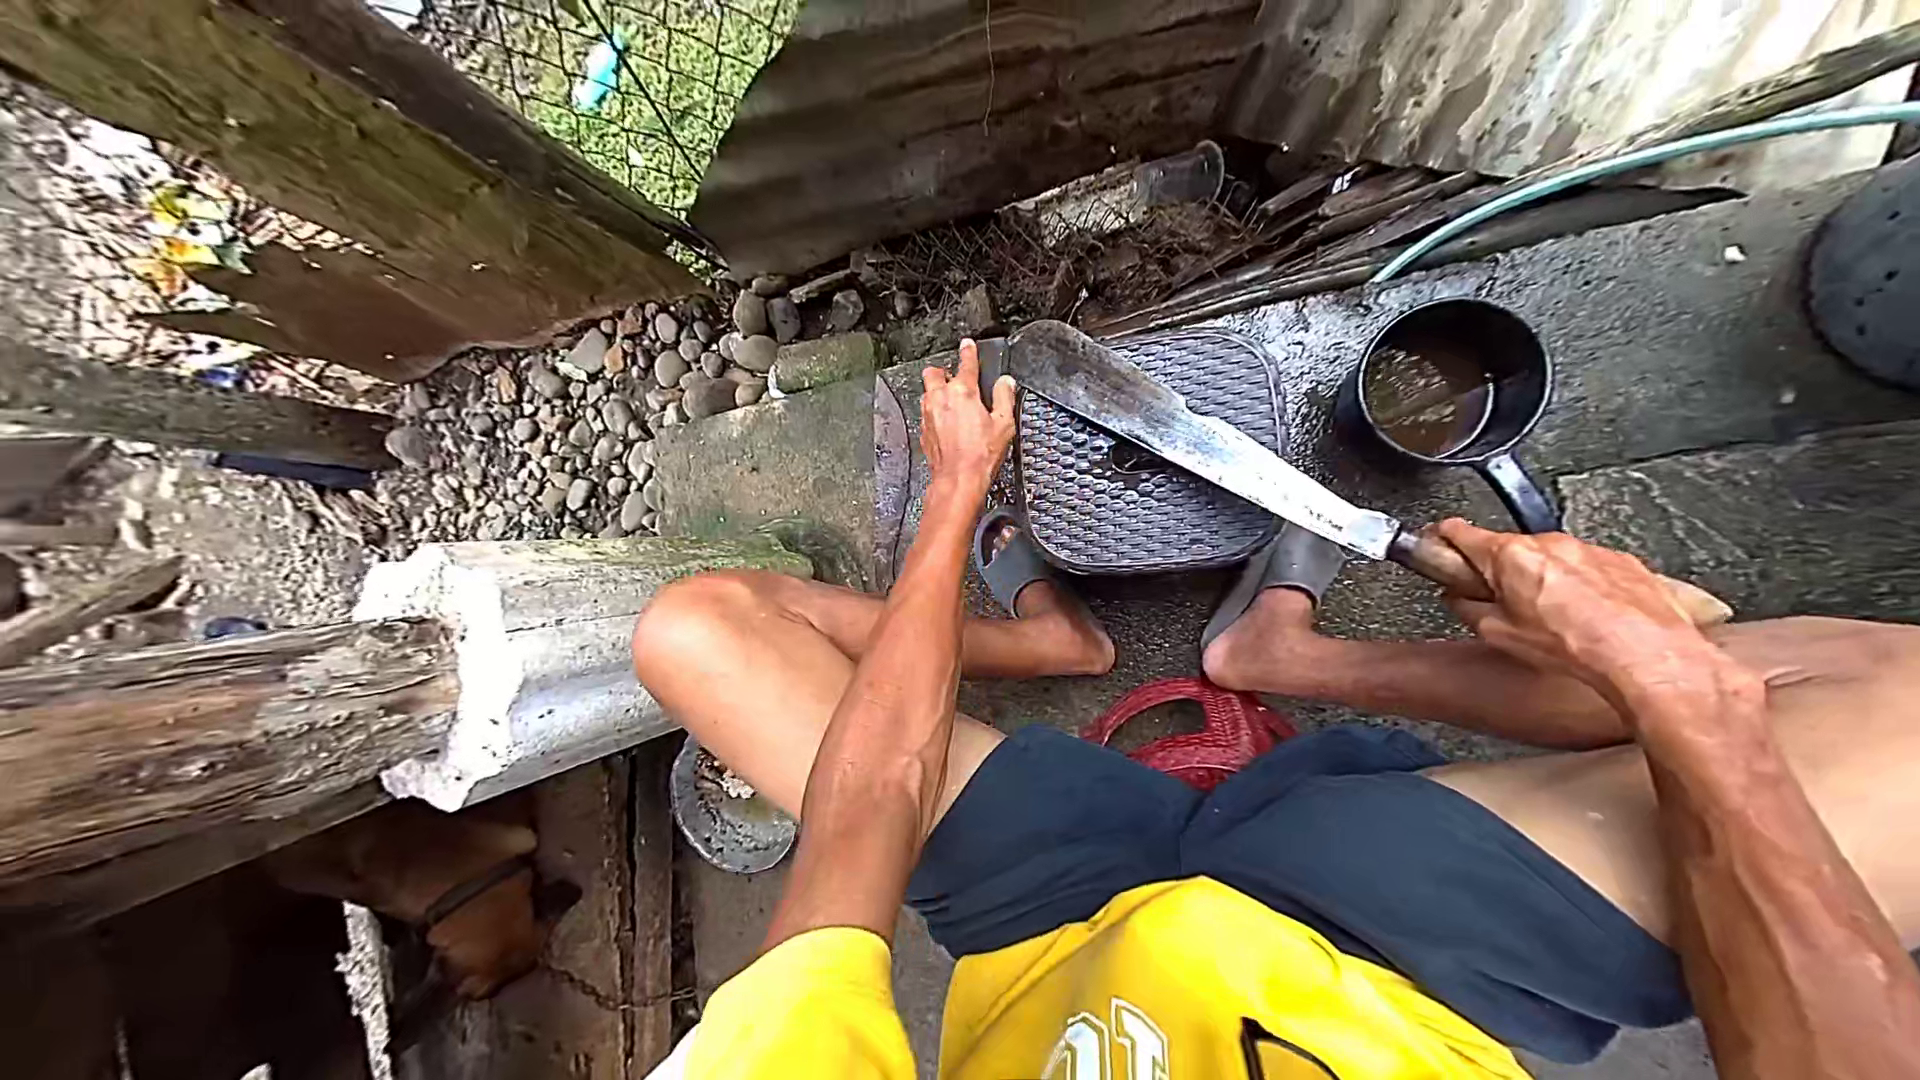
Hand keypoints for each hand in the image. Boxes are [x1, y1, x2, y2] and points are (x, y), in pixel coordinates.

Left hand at [921, 339, 1015, 496]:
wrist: (958, 479)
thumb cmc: (979, 455)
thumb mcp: (1003, 424)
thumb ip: (1004, 397)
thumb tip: (1006, 383)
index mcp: (963, 392)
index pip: (966, 363)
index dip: (968, 351)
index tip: (967, 345)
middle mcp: (941, 399)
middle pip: (934, 372)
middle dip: (944, 372)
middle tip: (956, 379)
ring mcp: (928, 414)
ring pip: (927, 392)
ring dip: (937, 391)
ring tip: (952, 401)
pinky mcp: (923, 430)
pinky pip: (925, 412)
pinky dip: (934, 412)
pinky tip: (946, 422)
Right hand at [1434, 519, 1747, 711]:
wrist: (1651, 661)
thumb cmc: (1578, 647)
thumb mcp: (1495, 633)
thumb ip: (1467, 607)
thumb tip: (1461, 599)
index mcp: (1509, 555)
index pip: (1458, 531)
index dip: (1441, 538)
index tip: (1438, 543)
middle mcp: (1550, 544)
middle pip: (1507, 548)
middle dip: (1499, 569)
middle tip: (1499, 601)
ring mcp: (1590, 551)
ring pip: (1549, 558)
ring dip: (1542, 578)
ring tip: (1551, 616)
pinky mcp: (1625, 563)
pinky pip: (1587, 568)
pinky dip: (1580, 586)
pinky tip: (1584, 617)